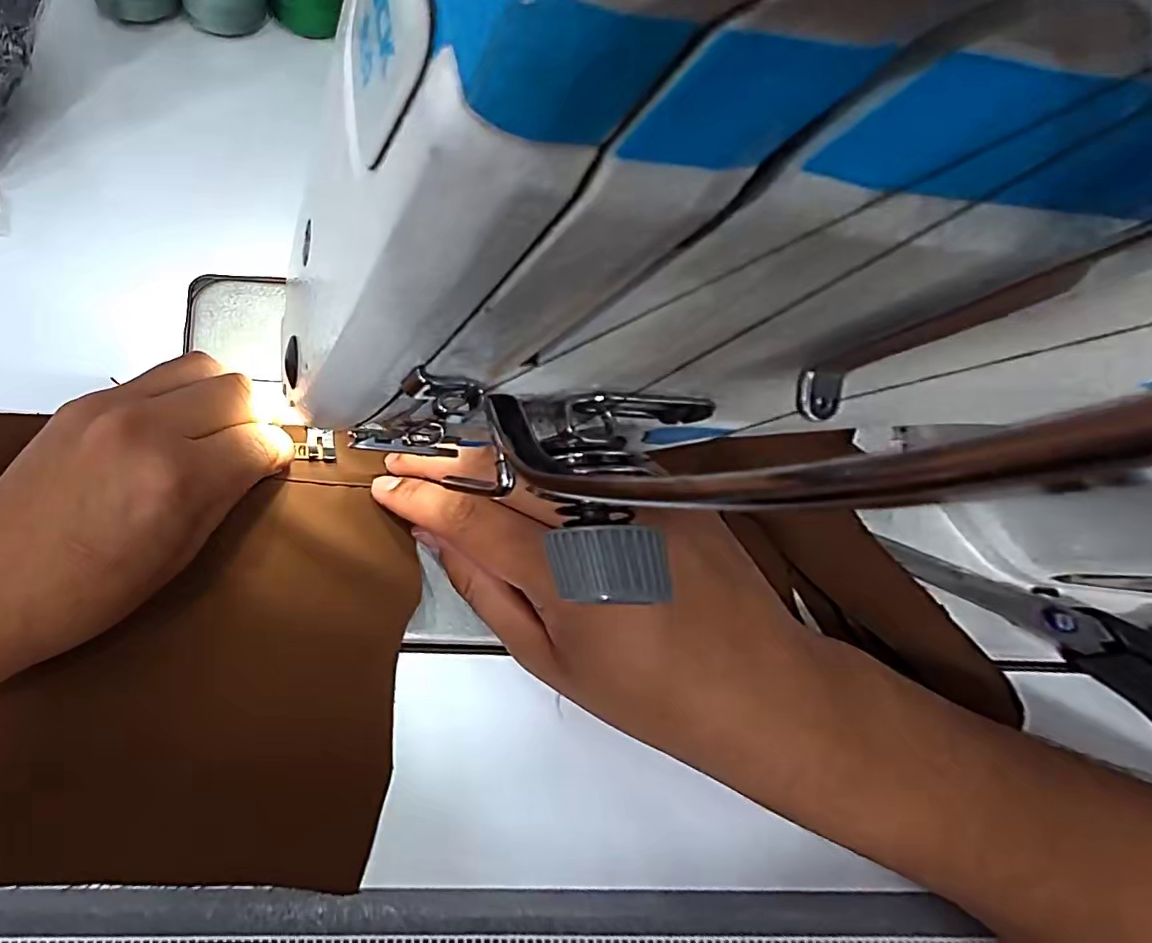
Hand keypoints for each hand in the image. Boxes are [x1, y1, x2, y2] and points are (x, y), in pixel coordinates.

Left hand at [0, 353, 294, 712]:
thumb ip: (225, 496)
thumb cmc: (85, 593)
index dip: (274, 451)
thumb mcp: (175, 558)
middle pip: (235, 387)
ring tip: (210, 430)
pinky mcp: (84, 400)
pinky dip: (177, 394)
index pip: (258, 438)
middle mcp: (147, 428)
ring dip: (217, 395)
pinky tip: (169, 427)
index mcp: (176, 480)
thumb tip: (257, 459)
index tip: (271, 460)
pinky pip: (155, 376)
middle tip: (244, 445)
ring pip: (199, 364)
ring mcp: (111, 406)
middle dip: (253, 417)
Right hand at [370, 449, 833, 758]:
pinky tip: (502, 469)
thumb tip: (435, 538)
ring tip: (438, 463)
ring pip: (532, 456)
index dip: (418, 496)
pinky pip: (575, 462)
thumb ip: (482, 587)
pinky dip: (529, 462)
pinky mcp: (660, 487)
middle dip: (438, 462)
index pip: (469, 515)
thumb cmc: (653, 696)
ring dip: (476, 455)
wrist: (764, 689)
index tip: (387, 489)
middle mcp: (603, 523)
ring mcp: (637, 498)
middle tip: (402, 464)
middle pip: (497, 469)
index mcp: (569, 576)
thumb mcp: (546, 658)